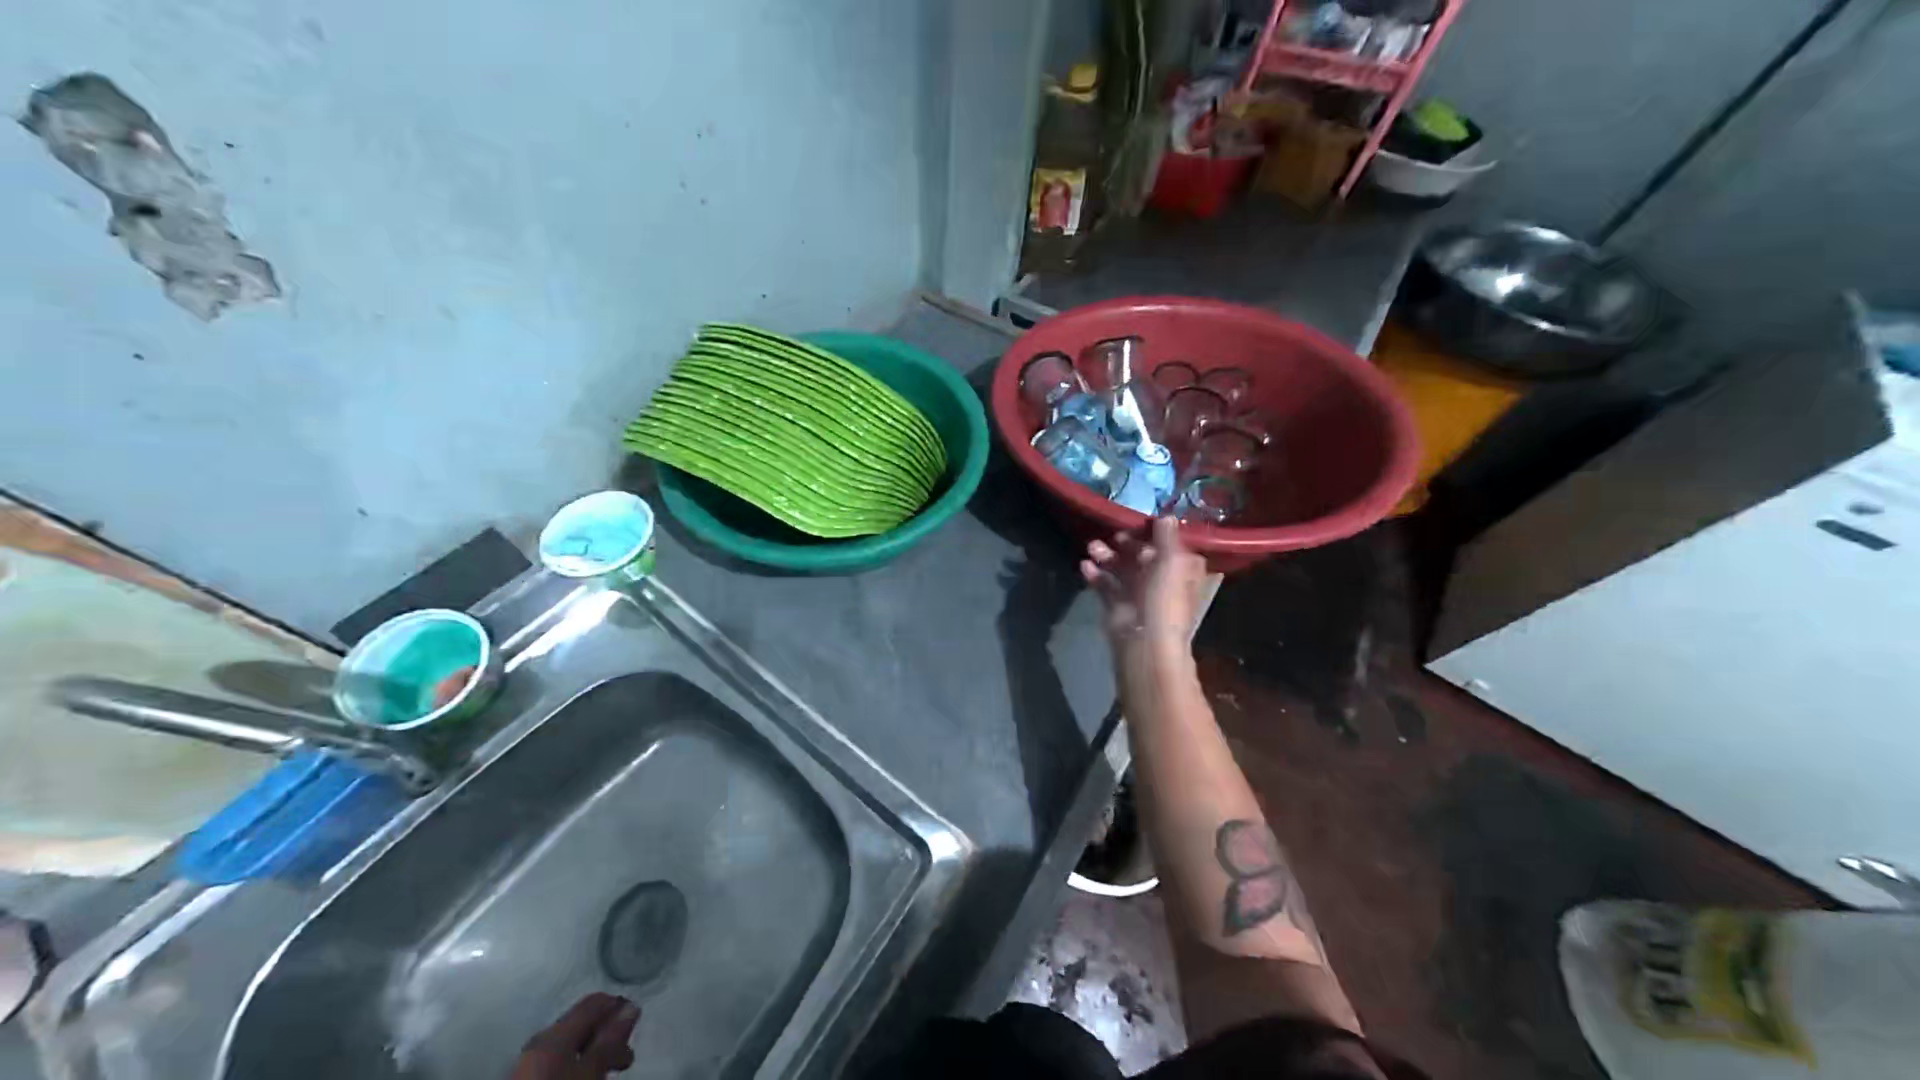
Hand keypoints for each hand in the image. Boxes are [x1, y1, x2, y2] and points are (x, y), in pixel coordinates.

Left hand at [510, 993, 640, 1079]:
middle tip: (626, 1055)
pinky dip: (579, 1065)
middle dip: (608, 1034)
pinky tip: (588, 1078)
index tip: (636, 1024)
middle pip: (582, 1024)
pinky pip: (560, 1063)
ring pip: (572, 1046)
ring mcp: (530, 1063)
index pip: (593, 1002)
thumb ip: (610, 1040)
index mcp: (554, 1034)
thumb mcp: (591, 1072)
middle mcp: (540, 1041)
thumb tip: (631, 1008)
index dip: (618, 1006)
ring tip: (610, 1071)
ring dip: (595, 1053)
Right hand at [1080, 515, 1207, 650]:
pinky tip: (1085, 565)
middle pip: (1144, 556)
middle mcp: (1162, 581)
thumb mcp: (1172, 561)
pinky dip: (1095, 575)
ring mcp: (1139, 595)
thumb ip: (1167, 536)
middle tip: (1115, 535)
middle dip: (1127, 544)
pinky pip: (1105, 585)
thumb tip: (1165, 516)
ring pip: (1122, 569)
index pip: (1172, 546)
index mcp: (1182, 571)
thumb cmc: (1164, 598)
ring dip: (1107, 556)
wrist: (1144, 641)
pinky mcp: (1118, 607)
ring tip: (1092, 548)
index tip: (1141, 522)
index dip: (1157, 534)